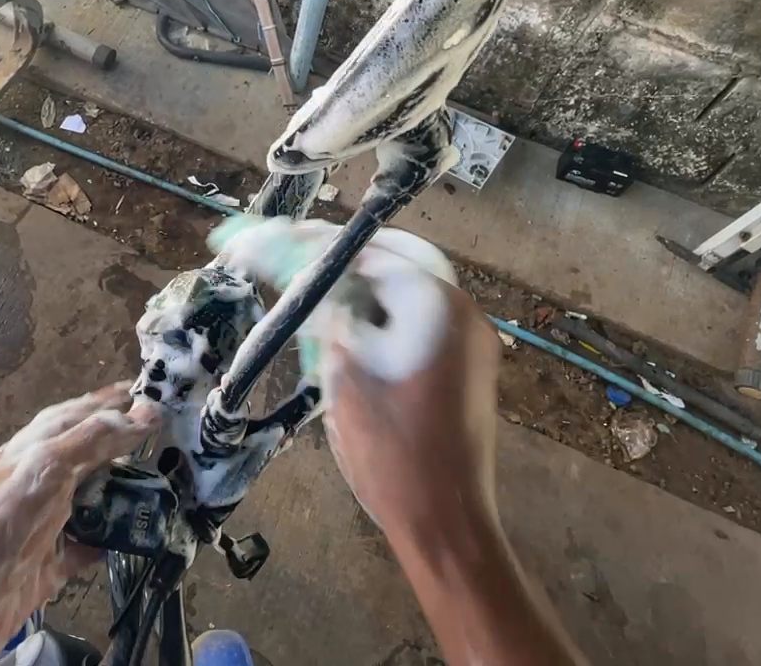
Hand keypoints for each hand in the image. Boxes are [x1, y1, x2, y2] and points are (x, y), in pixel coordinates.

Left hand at [0, 386, 159, 665]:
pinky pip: (90, 544)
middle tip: (170, 438)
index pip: (85, 411)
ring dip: (126, 490)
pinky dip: (113, 538)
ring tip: (166, 485)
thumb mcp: (44, 469)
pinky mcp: (50, 564)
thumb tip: (145, 410)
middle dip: (128, 443)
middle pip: (93, 452)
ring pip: (95, 496)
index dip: (116, 401)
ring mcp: (47, 521)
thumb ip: (92, 439)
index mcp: (38, 445)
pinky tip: (135, 537)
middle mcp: (45, 477)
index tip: (157, 394)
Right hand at [315, 250, 502, 542]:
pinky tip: (353, 325)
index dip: (325, 247)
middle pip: (397, 264)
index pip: (372, 255)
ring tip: (322, 290)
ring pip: (410, 291)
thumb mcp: (344, 374)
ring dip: (367, 287)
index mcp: (437, 306)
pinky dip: (387, 314)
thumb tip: (311, 281)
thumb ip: (330, 316)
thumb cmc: (391, 450)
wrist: (445, 522)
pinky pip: (423, 320)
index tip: (289, 239)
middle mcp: (463, 312)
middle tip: (303, 260)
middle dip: (348, 261)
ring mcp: (472, 340)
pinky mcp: (468, 364)